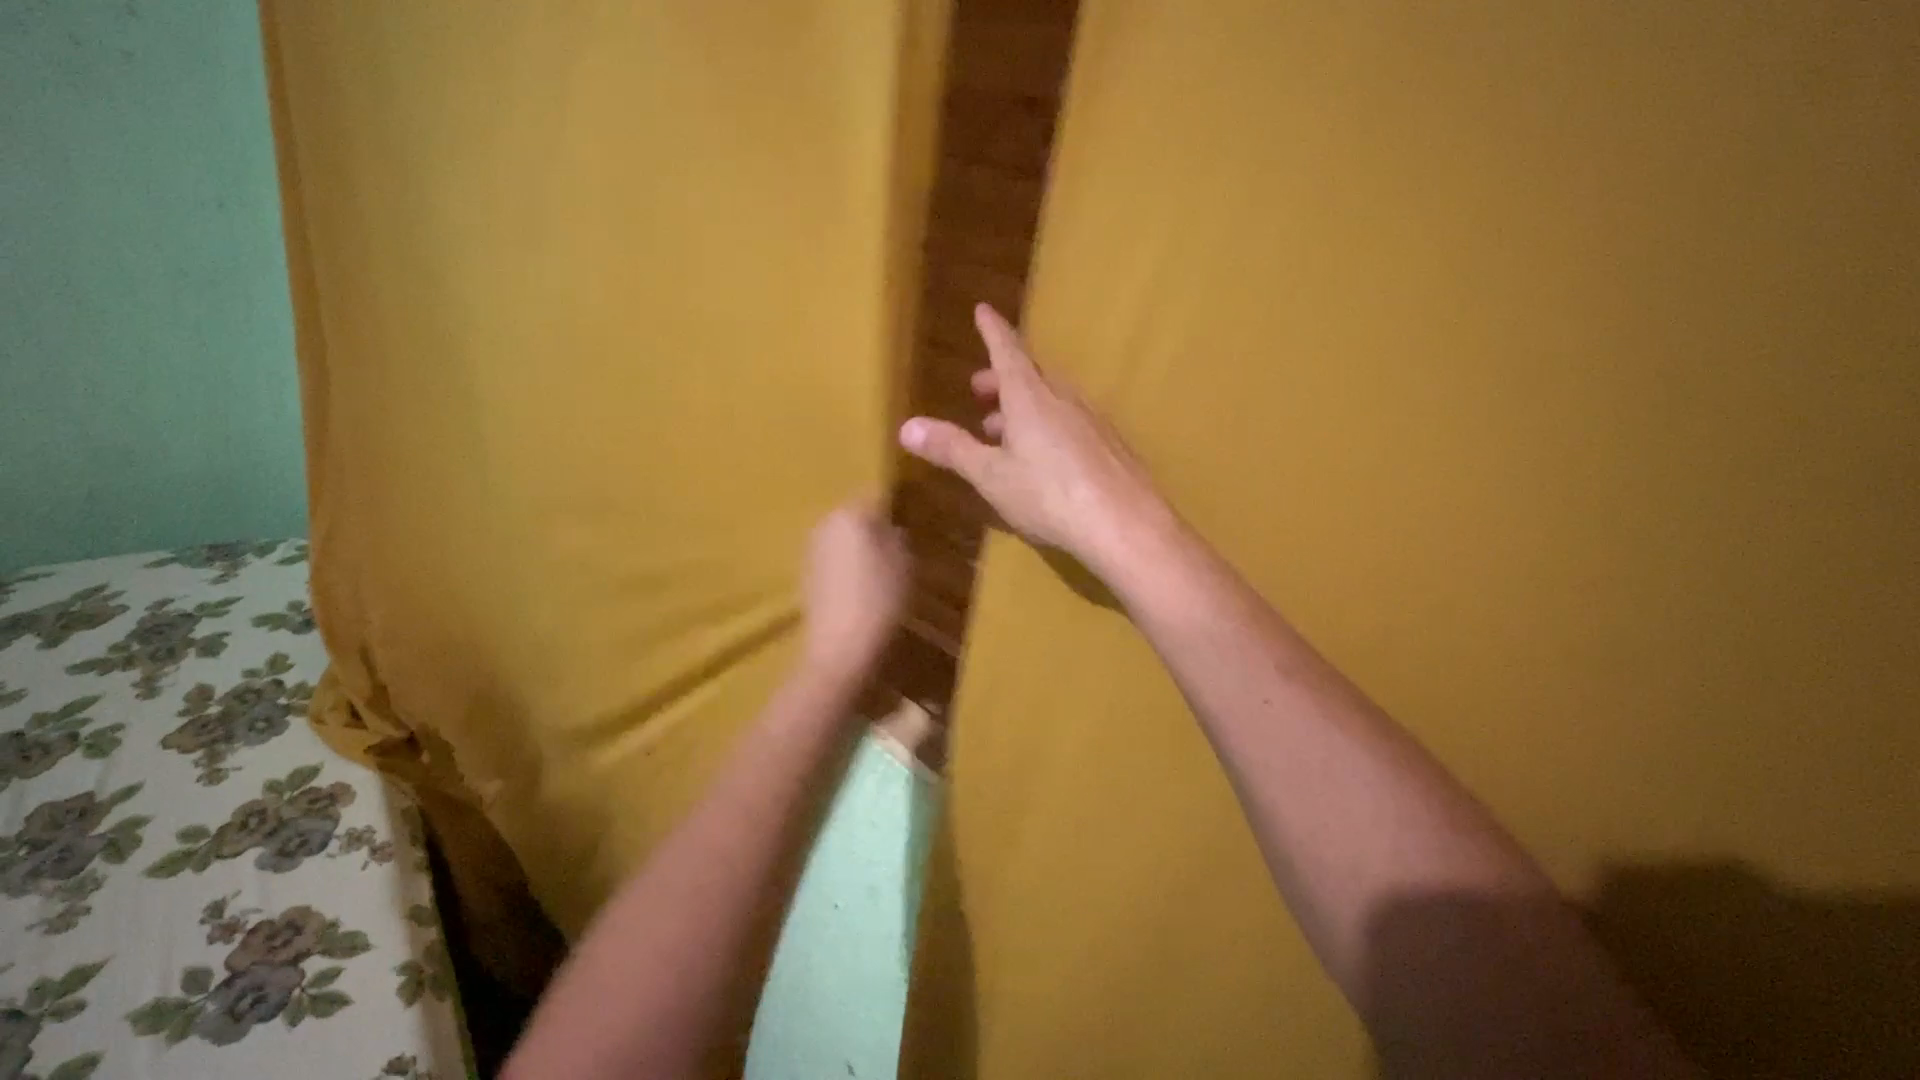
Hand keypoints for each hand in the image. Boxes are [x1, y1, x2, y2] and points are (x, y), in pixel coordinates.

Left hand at [801, 502, 910, 680]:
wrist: (839, 648)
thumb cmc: (879, 600)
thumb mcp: (905, 563)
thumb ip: (898, 536)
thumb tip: (890, 526)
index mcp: (849, 513)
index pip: (876, 497)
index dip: (895, 509)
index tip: (911, 523)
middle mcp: (824, 524)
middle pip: (856, 517)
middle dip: (875, 529)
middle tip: (900, 547)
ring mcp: (811, 550)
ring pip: (843, 540)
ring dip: (860, 550)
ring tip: (883, 570)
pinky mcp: (806, 576)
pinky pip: (834, 561)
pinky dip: (847, 569)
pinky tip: (862, 588)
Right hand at [899, 304, 1170, 576]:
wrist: (1126, 525)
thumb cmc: (1050, 496)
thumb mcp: (992, 476)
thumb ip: (952, 449)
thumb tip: (906, 426)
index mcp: (1031, 399)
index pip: (1008, 352)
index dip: (993, 332)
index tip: (983, 310)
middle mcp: (1063, 400)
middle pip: (1031, 376)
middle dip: (1002, 378)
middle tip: (979, 389)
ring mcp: (1092, 422)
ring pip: (1052, 401)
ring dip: (1024, 408)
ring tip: (1003, 430)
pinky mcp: (1111, 446)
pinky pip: (1071, 423)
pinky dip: (1049, 427)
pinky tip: (1046, 458)